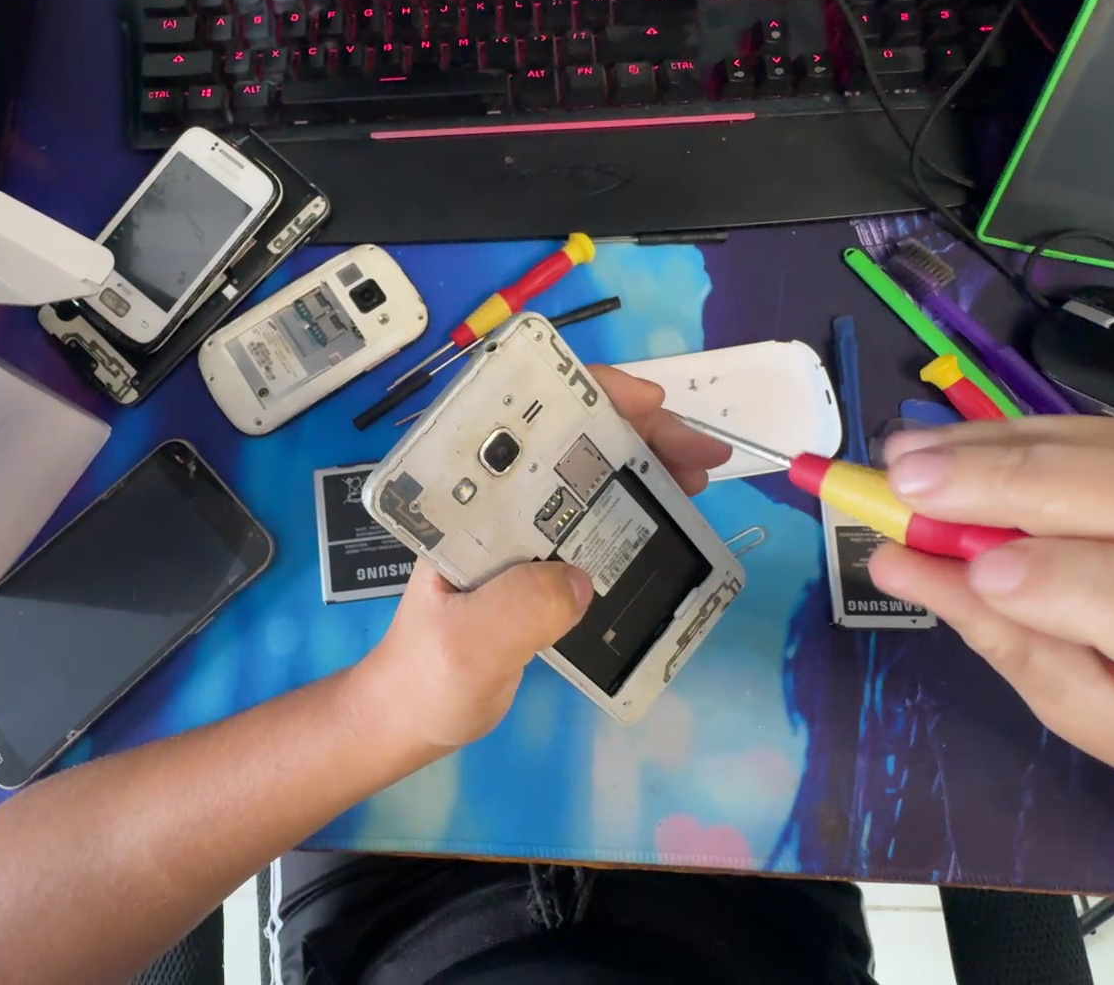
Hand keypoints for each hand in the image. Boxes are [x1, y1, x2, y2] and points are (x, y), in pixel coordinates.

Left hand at [351, 366, 732, 749]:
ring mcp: (520, 532)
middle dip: (637, 430)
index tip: (646, 405)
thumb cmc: (426, 676)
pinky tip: (672, 513)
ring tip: (698, 474)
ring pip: (588, 475)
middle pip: (567, 440)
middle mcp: (495, 505)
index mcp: (466, 503)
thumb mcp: (468, 644)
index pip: (520, 422)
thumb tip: (581, 578)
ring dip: (645, 462)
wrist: (414, 716)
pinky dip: (638, 506)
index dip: (583, 397)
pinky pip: (595, 520)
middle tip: (699, 452)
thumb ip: (518, 611)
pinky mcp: (540, 563)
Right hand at [866, 417, 1113, 862]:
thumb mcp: (1108, 722)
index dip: (1094, 589)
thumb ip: (1009, 640)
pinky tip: (982, 442)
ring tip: (920, 453)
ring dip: (1027, 445)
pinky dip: (1059, 431)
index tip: (967, 569)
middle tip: (907, 478)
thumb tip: (896, 562)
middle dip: (1032, 486)